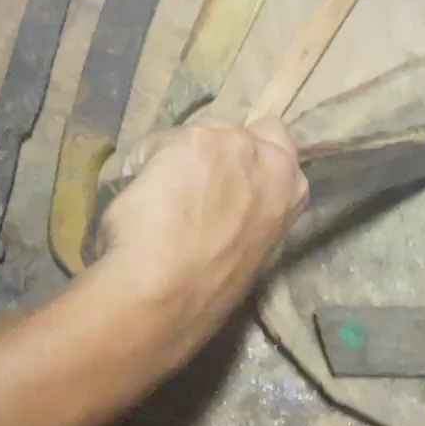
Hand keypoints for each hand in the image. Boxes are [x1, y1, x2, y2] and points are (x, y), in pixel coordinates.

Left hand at [99, 119, 307, 332]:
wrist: (171, 291)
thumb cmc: (209, 287)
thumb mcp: (251, 248)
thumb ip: (249, 212)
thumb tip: (224, 206)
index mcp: (291, 192)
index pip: (277, 145)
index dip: (245, 157)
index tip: (221, 175)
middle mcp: (273, 161)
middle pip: (235, 134)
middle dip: (212, 152)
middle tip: (187, 182)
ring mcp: (235, 146)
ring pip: (196, 137)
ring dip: (176, 159)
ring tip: (154, 196)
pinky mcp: (194, 140)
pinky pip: (158, 144)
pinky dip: (143, 164)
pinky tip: (133, 195)